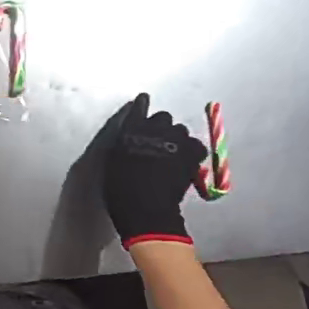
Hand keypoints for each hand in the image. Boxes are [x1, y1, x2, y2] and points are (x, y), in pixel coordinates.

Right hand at [100, 93, 206, 248]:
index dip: (141, 105)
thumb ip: (124, 144)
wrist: (144, 207)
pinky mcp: (192, 153)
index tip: (143, 101)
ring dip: (176, 138)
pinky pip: (194, 145)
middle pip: (163, 118)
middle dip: (160, 127)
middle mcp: (156, 128)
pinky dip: (190, 151)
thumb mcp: (114, 161)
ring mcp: (177, 139)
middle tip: (156, 141)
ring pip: (180, 130)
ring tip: (171, 152)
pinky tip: (185, 160)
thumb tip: (131, 138)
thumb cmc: (120, 188)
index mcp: (132, 128)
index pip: (140, 106)